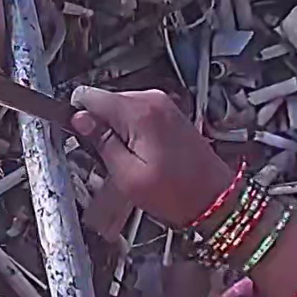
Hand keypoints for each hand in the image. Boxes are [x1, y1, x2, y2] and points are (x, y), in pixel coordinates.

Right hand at [70, 87, 236, 226]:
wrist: (218, 201)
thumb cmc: (177, 194)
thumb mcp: (127, 175)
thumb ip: (101, 142)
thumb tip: (79, 119)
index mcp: (140, 112)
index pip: (89, 96)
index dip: (78, 116)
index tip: (79, 137)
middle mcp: (152, 100)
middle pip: (104, 100)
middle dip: (98, 125)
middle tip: (107, 157)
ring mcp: (162, 104)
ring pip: (118, 107)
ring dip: (114, 129)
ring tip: (126, 159)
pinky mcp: (168, 112)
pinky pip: (135, 113)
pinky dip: (129, 130)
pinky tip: (139, 154)